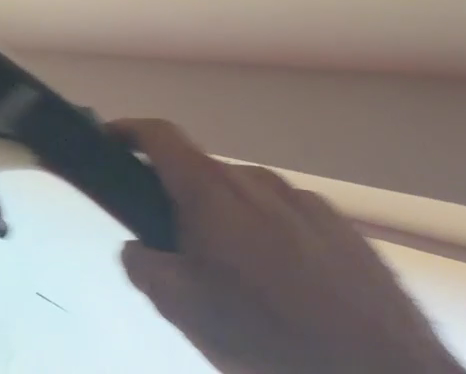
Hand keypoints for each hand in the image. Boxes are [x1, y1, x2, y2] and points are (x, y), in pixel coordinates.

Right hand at [113, 119, 464, 373]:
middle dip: (184, 201)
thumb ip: (142, 264)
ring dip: (234, 224)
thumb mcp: (179, 306)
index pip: (158, 135)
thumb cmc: (267, 333)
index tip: (108, 143)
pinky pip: (297, 226)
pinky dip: (279, 244)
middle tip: (179, 249)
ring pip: (253, 202)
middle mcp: (260, 183)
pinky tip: (290, 293)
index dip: (126, 132)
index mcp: (211, 189)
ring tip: (242, 280)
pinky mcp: (357, 240)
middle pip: (205, 175)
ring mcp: (315, 208)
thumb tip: (141, 249)